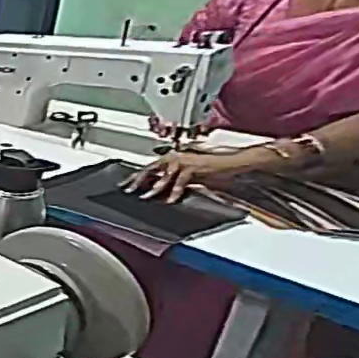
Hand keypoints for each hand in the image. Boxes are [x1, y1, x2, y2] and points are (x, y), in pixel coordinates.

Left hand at [126, 147, 267, 201]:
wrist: (235, 162)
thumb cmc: (212, 169)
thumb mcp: (187, 175)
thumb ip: (171, 180)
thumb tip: (155, 188)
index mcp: (170, 159)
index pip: (147, 168)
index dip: (134, 177)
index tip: (124, 185)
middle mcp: (173, 157)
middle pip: (149, 169)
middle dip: (137, 181)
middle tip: (129, 191)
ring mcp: (184, 161)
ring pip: (163, 176)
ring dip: (155, 188)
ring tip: (146, 196)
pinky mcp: (195, 167)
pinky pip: (180, 181)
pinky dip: (175, 191)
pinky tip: (170, 199)